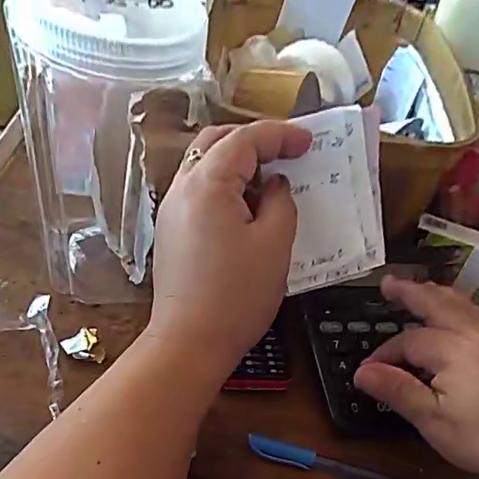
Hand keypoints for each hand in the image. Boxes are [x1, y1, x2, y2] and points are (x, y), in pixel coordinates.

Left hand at [147, 121, 310, 374]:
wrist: (190, 342)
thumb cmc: (236, 297)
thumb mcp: (274, 247)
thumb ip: (280, 205)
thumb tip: (275, 186)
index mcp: (208, 183)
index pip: (246, 139)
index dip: (280, 136)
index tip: (307, 143)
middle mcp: (182, 188)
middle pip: (217, 143)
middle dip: (254, 142)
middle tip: (286, 156)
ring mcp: (172, 212)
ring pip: (204, 168)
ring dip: (238, 167)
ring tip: (268, 187)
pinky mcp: (171, 235)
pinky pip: (199, 196)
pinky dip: (224, 191)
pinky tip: (245, 215)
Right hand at [354, 277, 478, 478]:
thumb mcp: (434, 421)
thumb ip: (399, 392)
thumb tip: (363, 372)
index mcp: (452, 350)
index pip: (407, 342)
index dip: (384, 355)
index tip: (368, 372)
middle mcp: (475, 334)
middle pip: (437, 303)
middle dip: (410, 292)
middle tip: (388, 283)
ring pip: (462, 305)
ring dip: (436, 294)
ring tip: (421, 289)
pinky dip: (459, 307)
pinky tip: (460, 317)